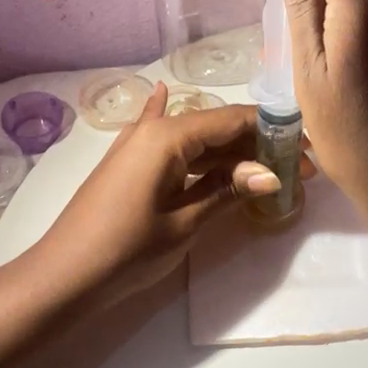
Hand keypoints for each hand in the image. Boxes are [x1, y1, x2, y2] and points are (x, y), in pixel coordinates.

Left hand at [33, 83, 312, 304]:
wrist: (61, 277)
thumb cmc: (126, 251)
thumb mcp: (185, 223)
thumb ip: (227, 191)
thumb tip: (273, 175)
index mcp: (169, 136)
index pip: (232, 120)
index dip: (272, 132)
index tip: (305, 149)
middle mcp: (154, 129)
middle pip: (216, 127)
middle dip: (257, 144)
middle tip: (295, 167)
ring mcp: (137, 144)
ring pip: (195, 137)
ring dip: (229, 149)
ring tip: (265, 164)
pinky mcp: (128, 163)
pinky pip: (163, 138)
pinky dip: (176, 127)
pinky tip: (164, 90)